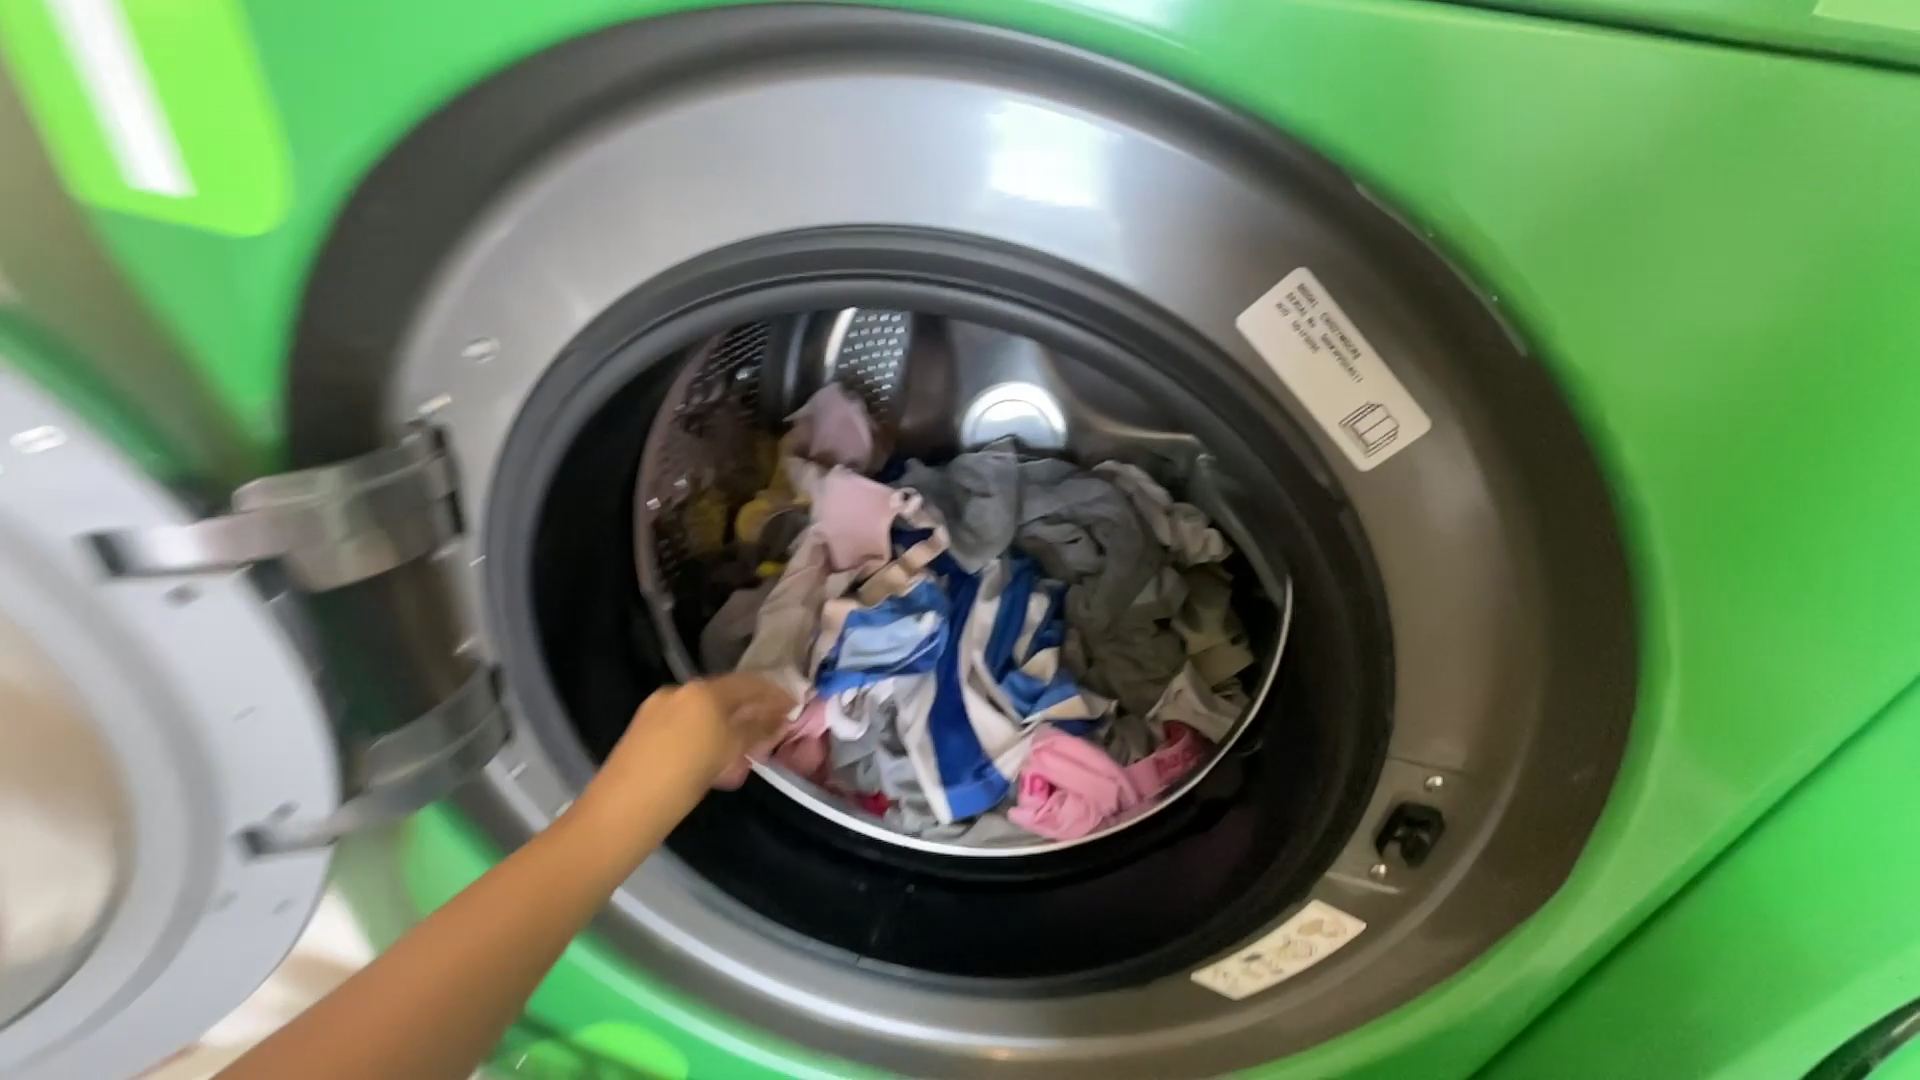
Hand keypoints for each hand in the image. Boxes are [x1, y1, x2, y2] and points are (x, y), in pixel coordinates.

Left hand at [603, 674, 794, 792]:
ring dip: (728, 726)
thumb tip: (780, 717)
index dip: (774, 695)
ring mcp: (658, 708)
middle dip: (750, 712)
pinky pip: (686, 725)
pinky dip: (706, 735)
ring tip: (742, 753)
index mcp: (704, 691)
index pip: (750, 683)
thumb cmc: (686, 775)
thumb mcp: (730, 752)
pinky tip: (713, 761)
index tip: (793, 707)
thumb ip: (757, 730)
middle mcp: (680, 691)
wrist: (624, 807)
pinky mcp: (644, 729)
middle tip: (770, 731)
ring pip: (705, 712)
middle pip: (726, 696)